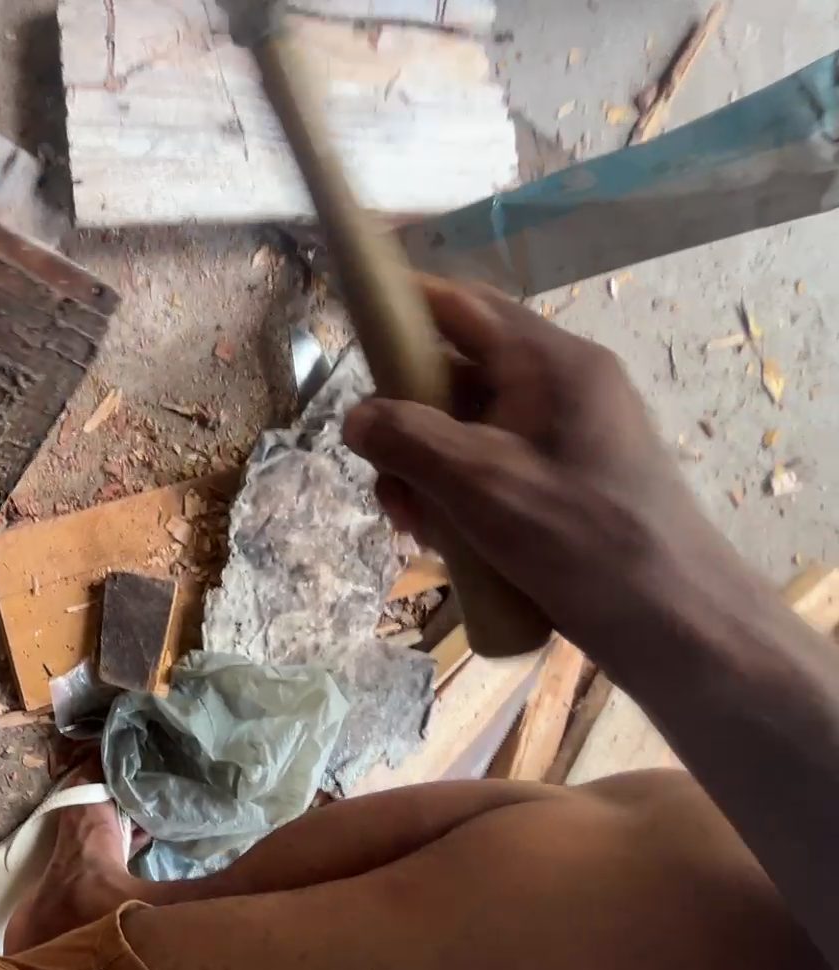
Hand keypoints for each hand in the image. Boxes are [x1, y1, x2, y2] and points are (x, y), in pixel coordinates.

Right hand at [342, 277, 750, 665]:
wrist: (664, 618)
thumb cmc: (576, 535)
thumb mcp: (477, 482)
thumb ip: (406, 438)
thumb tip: (353, 416)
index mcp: (550, 366)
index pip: (463, 308)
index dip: (404, 307)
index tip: (350, 320)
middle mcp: (550, 388)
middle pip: (444, 377)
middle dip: (400, 423)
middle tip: (383, 471)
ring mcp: (546, 433)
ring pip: (447, 429)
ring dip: (414, 470)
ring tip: (415, 520)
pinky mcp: (540, 474)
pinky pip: (467, 465)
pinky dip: (440, 493)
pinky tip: (437, 533)